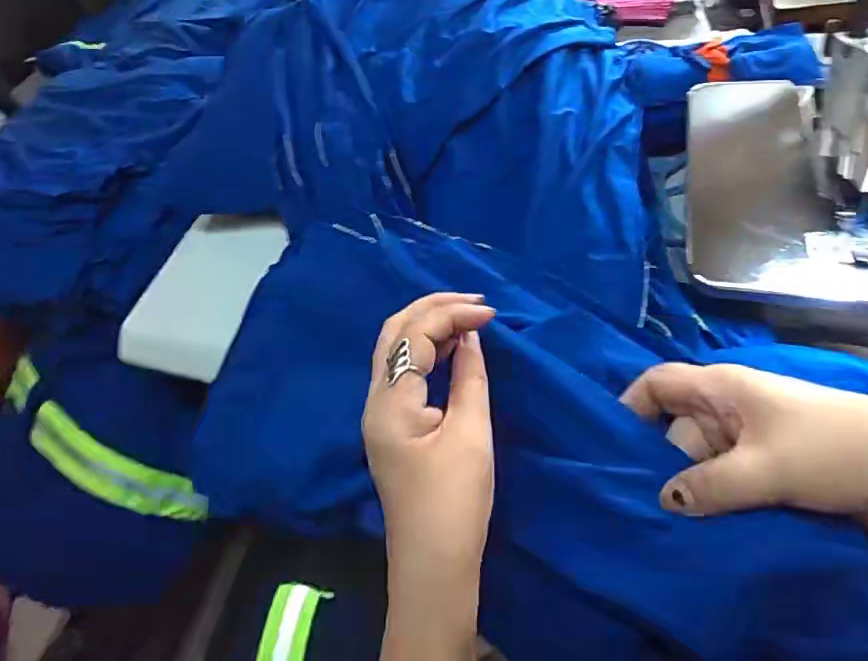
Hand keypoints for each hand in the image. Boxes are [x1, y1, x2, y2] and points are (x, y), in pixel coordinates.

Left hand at [363, 293, 496, 567]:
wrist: (434, 566)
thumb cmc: (455, 501)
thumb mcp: (472, 433)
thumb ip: (471, 376)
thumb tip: (471, 336)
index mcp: (390, 402)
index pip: (414, 335)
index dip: (452, 314)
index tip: (491, 314)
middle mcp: (376, 401)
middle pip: (394, 332)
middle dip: (433, 307)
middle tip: (475, 301)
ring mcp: (380, 413)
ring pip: (396, 348)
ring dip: (429, 324)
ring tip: (469, 316)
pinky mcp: (393, 424)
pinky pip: (404, 369)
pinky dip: (428, 348)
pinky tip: (454, 346)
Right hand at [619, 363, 867, 533]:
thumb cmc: (832, 448)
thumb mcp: (767, 467)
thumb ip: (710, 484)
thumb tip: (662, 501)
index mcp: (723, 388)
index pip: (660, 384)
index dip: (630, 406)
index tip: (608, 448)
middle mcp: (730, 410)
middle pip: (676, 432)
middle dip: (660, 468)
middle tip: (635, 514)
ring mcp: (751, 442)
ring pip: (703, 464)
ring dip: (693, 495)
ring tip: (667, 535)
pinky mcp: (770, 471)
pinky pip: (728, 485)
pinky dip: (717, 506)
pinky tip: (703, 537)